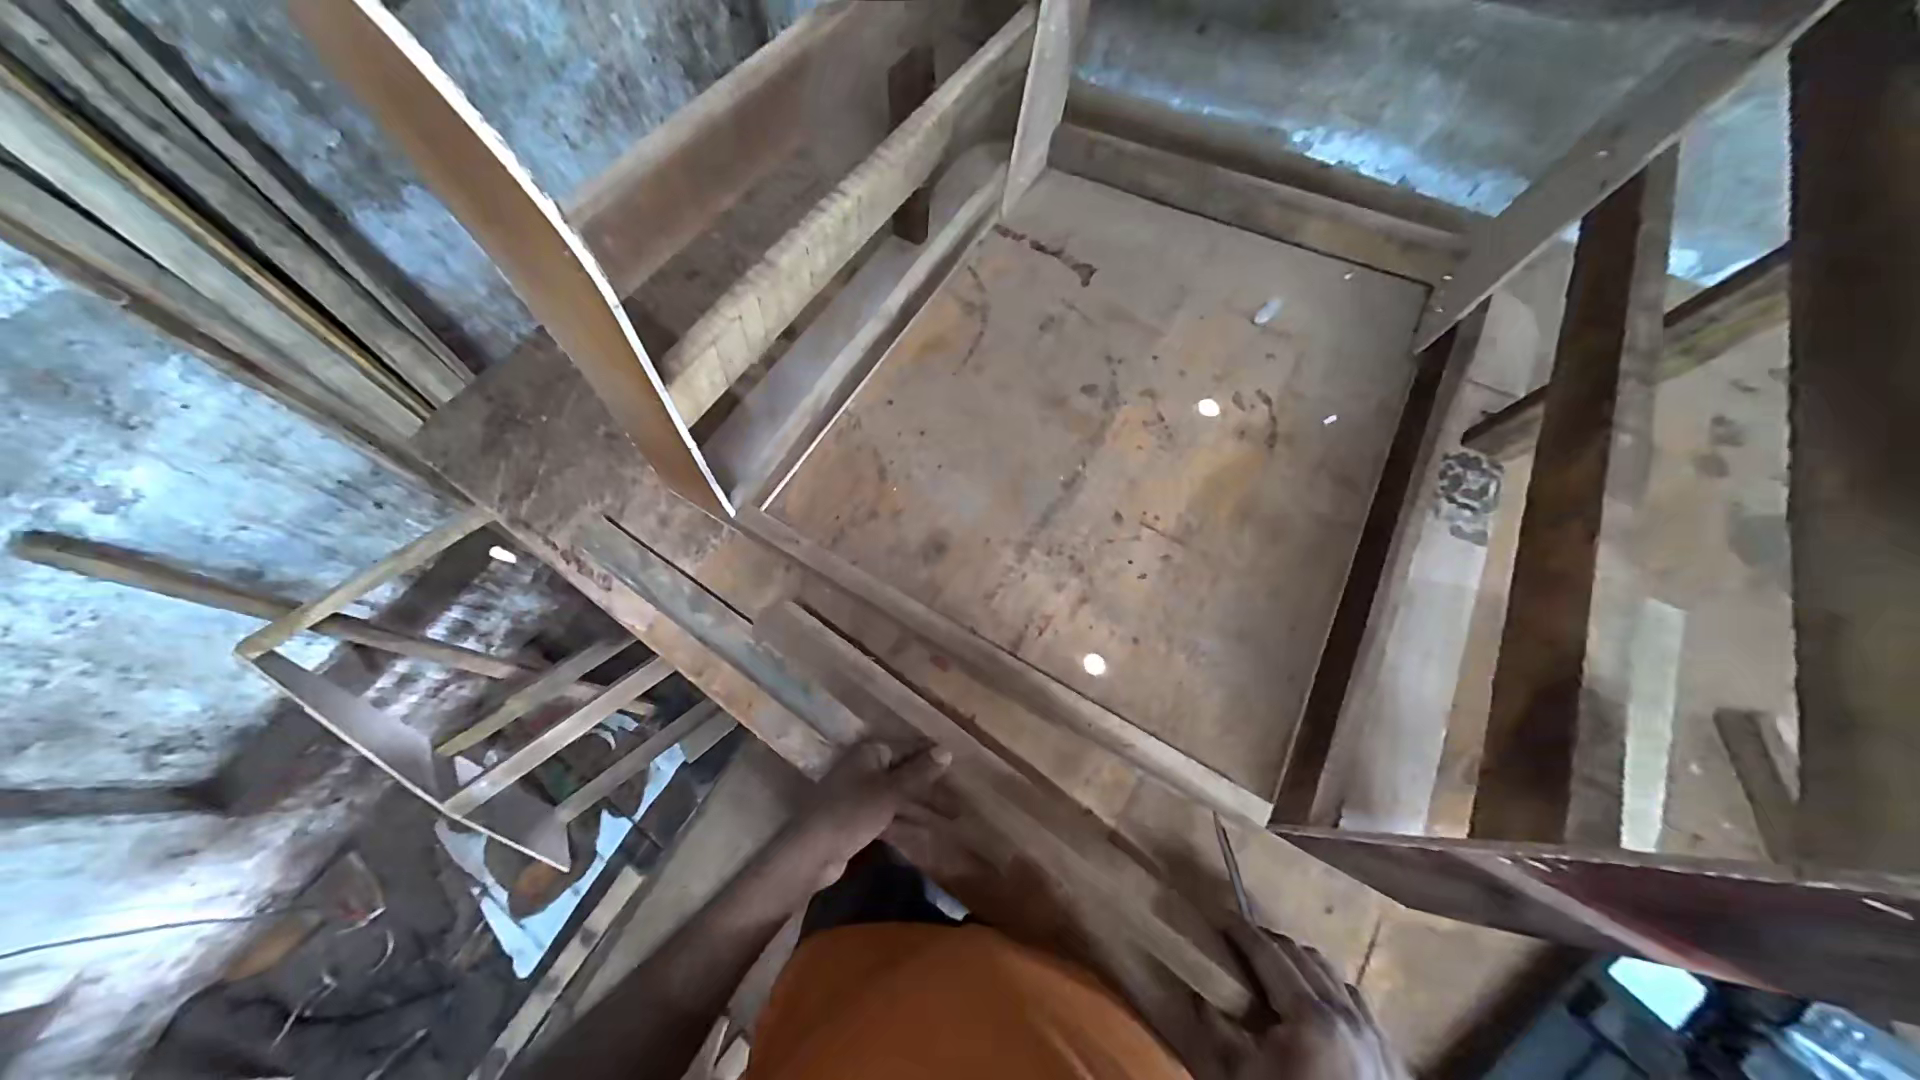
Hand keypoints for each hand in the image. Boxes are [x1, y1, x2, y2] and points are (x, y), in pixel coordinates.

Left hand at [784, 741, 950, 888]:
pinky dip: (906, 822)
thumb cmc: (852, 811)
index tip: (958, 764)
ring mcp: (860, 795)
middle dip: (931, 788)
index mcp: (870, 753)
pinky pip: (889, 816)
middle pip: (905, 774)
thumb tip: (946, 750)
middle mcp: (865, 768)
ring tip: (951, 819)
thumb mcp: (890, 791)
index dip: (932, 756)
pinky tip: (927, 833)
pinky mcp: (857, 820)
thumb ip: (919, 772)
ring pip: (898, 797)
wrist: (811, 853)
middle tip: (959, 802)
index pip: (908, 748)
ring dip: (922, 807)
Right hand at [1225, 924, 1408, 1079]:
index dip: (1239, 931)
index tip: (1216, 917)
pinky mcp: (1392, 1058)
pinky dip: (1329, 990)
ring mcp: (1375, 1035)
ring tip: (1272, 971)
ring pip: (1333, 974)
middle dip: (1266, 942)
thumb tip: (1198, 993)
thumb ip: (1216, 1030)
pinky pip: (1357, 1003)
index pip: (1267, 953)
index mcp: (1309, 1016)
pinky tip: (1314, 1006)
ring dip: (1298, 963)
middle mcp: (1346, 1015)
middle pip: (1301, 955)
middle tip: (1237, 944)